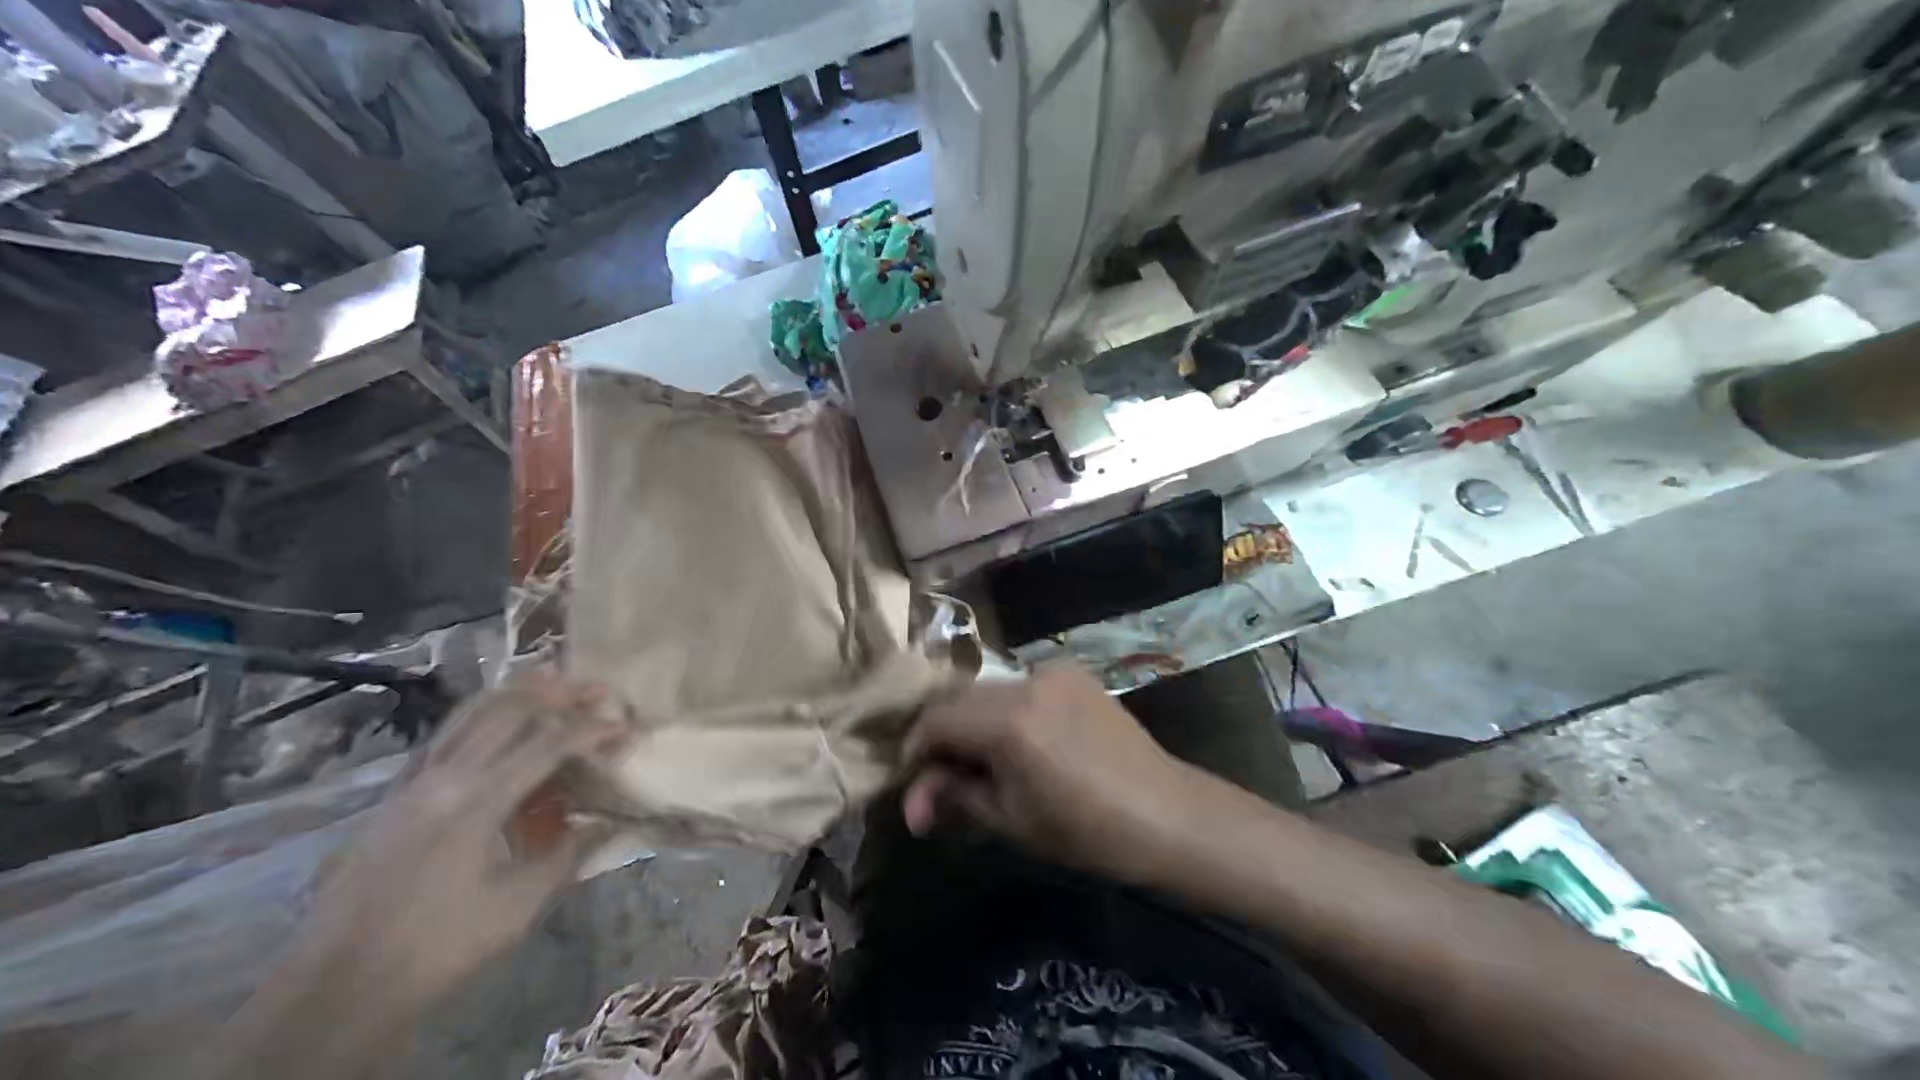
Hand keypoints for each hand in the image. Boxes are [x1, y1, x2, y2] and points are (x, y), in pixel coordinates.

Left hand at [277, 674, 625, 1019]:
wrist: (338, 987)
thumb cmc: (438, 946)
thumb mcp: (518, 905)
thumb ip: (568, 854)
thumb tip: (607, 821)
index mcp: (477, 800)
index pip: (548, 743)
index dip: (593, 729)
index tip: (627, 727)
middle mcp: (444, 776)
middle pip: (508, 711)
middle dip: (560, 694)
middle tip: (598, 690)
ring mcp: (412, 782)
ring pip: (469, 713)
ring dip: (516, 692)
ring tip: (552, 678)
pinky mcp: (394, 795)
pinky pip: (444, 736)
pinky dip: (480, 715)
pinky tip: (496, 719)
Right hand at [902, 665, 1207, 883]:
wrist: (1166, 814)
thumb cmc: (1085, 831)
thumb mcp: (1010, 819)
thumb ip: (955, 794)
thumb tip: (913, 801)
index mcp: (1009, 721)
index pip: (936, 720)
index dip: (915, 750)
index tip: (913, 783)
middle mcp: (1026, 681)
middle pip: (960, 700)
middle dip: (944, 738)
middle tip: (942, 780)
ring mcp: (1052, 671)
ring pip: (989, 691)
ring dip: (974, 722)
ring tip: (980, 763)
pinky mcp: (1072, 672)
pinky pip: (1021, 686)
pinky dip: (1006, 710)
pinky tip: (1017, 741)